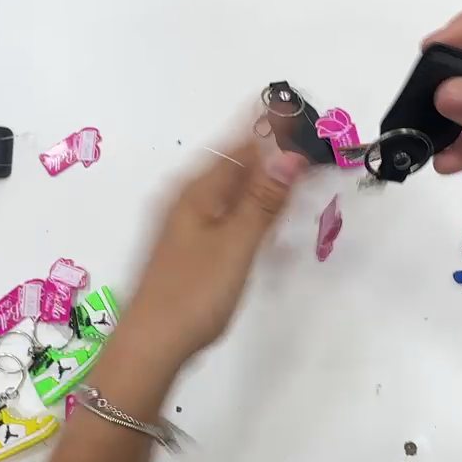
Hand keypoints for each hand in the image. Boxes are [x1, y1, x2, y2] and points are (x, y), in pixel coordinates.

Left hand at [114, 133, 305, 369]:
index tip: (300, 114)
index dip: (271, 129)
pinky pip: (227, 220)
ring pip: (233, 195)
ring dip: (264, 187)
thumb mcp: (236, 245)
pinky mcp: (190, 253)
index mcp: (196, 191)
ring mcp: (186, 228)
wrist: (150, 347)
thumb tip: (289, 155)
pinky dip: (252, 217)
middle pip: (236, 166)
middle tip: (311, 152)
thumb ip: (263, 200)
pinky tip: (270, 231)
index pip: (240, 145)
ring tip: (298, 183)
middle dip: (272, 156)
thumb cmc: (192, 295)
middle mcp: (188, 201)